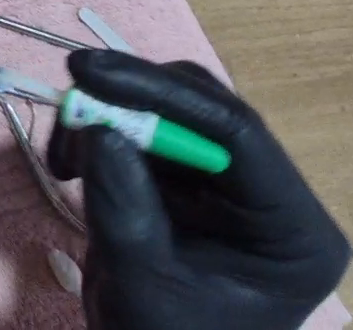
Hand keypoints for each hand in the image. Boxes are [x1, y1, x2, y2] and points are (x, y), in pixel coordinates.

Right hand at [47, 51, 351, 329]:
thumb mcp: (141, 278)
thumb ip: (122, 202)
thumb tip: (97, 126)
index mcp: (289, 228)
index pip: (237, 133)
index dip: (163, 93)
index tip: (90, 74)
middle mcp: (264, 194)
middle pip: (202, 106)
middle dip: (130, 96)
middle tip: (71, 95)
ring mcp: (222, 185)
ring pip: (164, 108)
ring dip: (104, 115)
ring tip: (63, 159)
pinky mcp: (182, 181)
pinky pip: (137, 128)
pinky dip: (95, 132)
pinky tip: (68, 166)